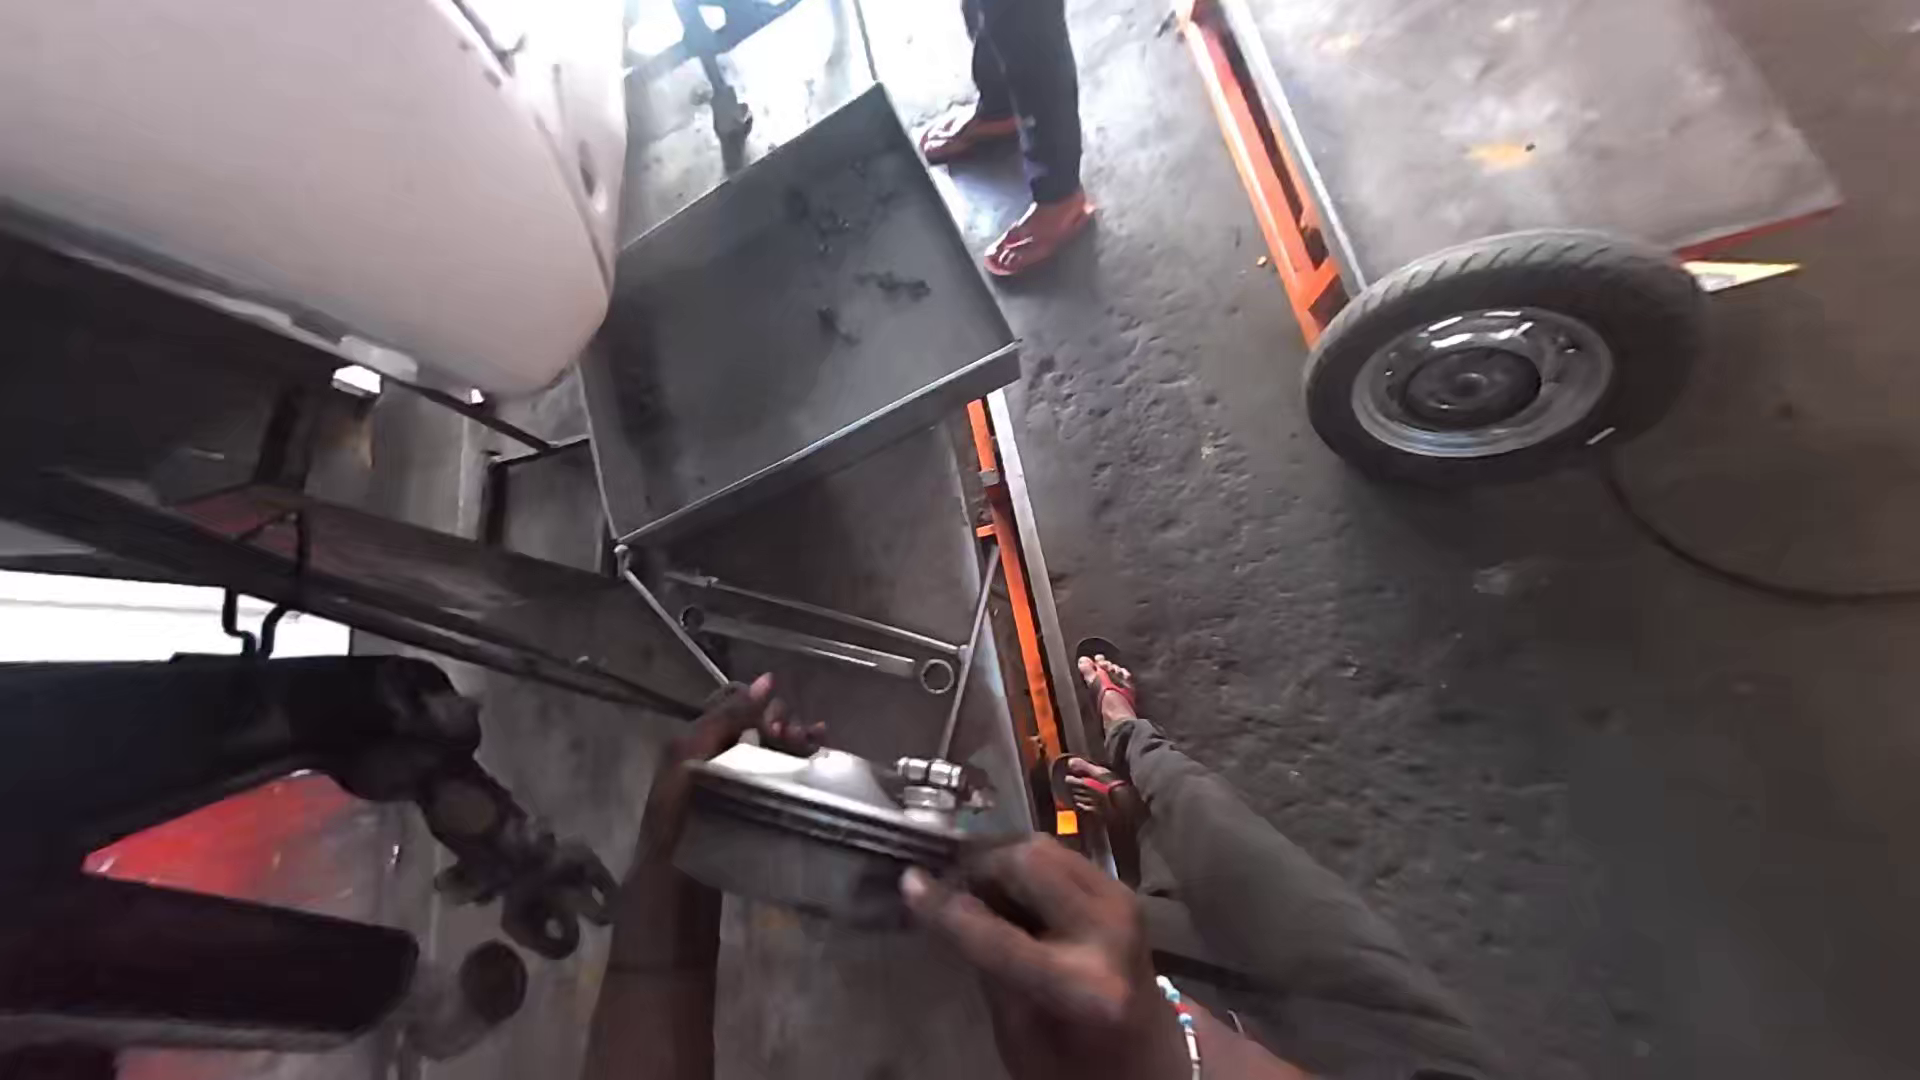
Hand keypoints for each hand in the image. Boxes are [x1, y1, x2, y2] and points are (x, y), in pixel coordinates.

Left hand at [639, 673, 823, 855]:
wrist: (678, 888)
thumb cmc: (680, 821)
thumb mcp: (691, 761)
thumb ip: (723, 720)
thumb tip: (765, 682)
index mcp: (702, 741)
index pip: (740, 707)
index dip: (762, 706)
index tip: (778, 722)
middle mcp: (724, 754)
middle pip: (763, 722)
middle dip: (783, 721)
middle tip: (793, 737)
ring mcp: (744, 778)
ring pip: (779, 741)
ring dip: (798, 734)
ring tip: (813, 740)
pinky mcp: (762, 800)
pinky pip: (787, 763)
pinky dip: (805, 751)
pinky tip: (821, 745)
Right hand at [901, 836, 1189, 1079]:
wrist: (1153, 1061)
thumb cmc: (1077, 1067)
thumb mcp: (1020, 1036)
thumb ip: (987, 962)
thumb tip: (945, 900)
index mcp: (1086, 988)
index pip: (998, 937)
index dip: (946, 907)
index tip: (910, 881)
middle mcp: (1108, 929)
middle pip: (1026, 861)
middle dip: (981, 867)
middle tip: (952, 885)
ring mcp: (1120, 898)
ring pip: (1041, 845)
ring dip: (1001, 858)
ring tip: (981, 887)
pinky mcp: (1119, 885)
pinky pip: (1058, 852)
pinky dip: (1025, 862)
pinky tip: (1011, 887)